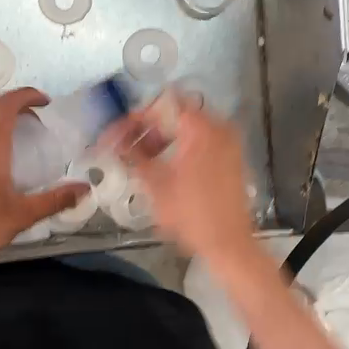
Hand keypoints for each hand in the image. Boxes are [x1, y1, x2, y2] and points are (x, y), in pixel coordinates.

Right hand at [104, 98, 257, 260]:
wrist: (228, 243)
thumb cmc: (190, 213)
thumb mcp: (155, 184)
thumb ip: (134, 155)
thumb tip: (116, 141)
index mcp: (199, 128)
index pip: (161, 105)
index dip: (136, 118)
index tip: (117, 133)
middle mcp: (218, 127)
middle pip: (176, 115)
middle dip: (149, 128)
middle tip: (127, 146)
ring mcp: (229, 142)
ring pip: (189, 128)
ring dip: (165, 138)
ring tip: (144, 159)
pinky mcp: (233, 158)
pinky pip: (202, 141)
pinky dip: (183, 147)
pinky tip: (166, 166)